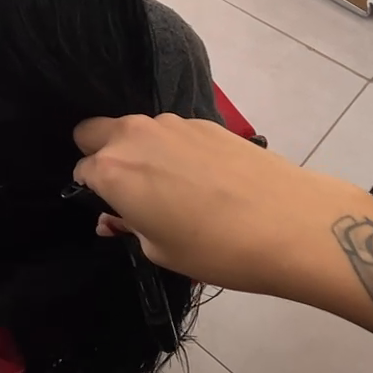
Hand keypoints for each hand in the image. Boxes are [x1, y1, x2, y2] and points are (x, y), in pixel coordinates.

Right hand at [73, 114, 363, 296]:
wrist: (291, 223)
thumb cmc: (215, 249)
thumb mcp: (160, 251)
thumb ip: (128, 226)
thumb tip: (115, 217)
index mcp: (112, 169)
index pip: (81, 169)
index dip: (91, 191)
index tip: (111, 209)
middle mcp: (133, 135)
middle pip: (93, 130)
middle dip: (100, 154)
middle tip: (129, 189)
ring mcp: (170, 123)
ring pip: (135, 129)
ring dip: (139, 150)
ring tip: (173, 186)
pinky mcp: (204, 121)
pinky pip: (171, 132)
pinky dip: (173, 149)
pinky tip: (204, 179)